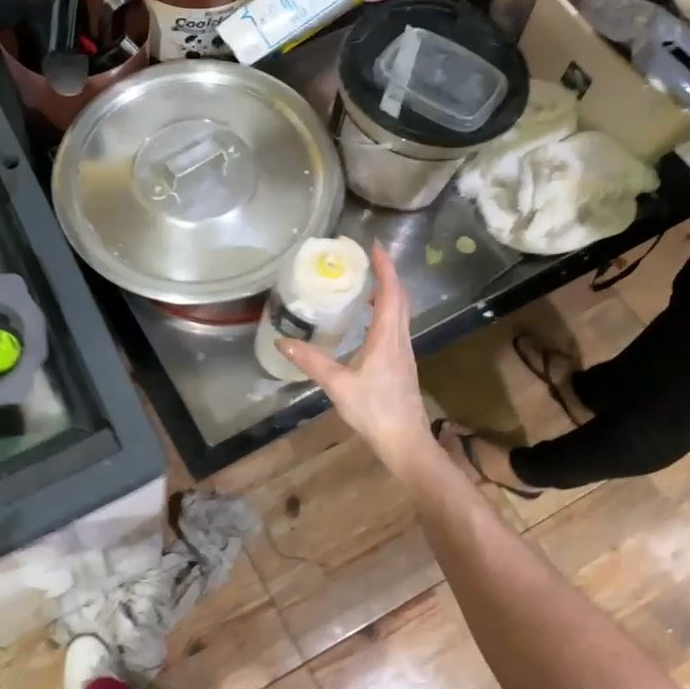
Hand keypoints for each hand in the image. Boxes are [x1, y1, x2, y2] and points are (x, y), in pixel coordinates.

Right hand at [277, 244, 446, 485]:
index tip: (375, 246)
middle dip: (387, 275)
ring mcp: (404, 353)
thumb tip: (283, 342)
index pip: (391, 293)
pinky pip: (395, 327)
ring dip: (388, 294)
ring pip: (400, 313)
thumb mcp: (338, 385)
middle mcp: (400, 339)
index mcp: (387, 338)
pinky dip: (385, 312)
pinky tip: (368, 321)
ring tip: (366, 283)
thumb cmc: (375, 410)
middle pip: (400, 299)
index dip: (385, 268)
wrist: (406, 442)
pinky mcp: (402, 365)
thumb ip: (312, 362)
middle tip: (369, 259)